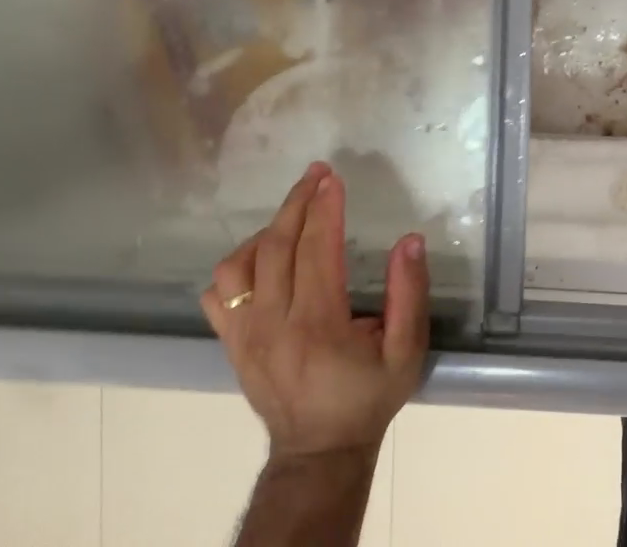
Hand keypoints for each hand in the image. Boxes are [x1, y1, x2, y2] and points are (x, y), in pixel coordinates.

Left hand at [202, 162, 430, 458]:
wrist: (320, 450)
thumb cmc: (370, 397)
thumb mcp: (407, 350)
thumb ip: (408, 294)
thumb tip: (408, 242)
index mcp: (318, 324)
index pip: (316, 250)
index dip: (324, 209)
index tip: (333, 178)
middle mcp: (273, 325)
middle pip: (275, 248)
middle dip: (296, 204)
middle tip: (316, 175)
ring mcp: (244, 336)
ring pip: (237, 267)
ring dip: (265, 232)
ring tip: (294, 217)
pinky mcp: (231, 345)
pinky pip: (218, 295)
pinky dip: (236, 266)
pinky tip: (262, 258)